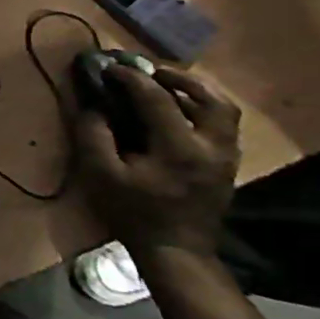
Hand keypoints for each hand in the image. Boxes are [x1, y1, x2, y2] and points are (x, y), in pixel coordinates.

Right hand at [73, 65, 240, 257]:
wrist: (175, 250)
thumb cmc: (133, 212)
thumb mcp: (101, 175)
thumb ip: (94, 136)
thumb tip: (93, 107)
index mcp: (179, 147)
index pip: (157, 98)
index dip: (131, 78)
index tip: (109, 68)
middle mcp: (212, 146)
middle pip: (208, 98)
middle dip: (178, 78)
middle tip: (149, 71)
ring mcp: (225, 156)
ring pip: (223, 110)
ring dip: (195, 92)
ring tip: (167, 86)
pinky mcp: (226, 165)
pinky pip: (221, 126)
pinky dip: (201, 110)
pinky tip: (178, 113)